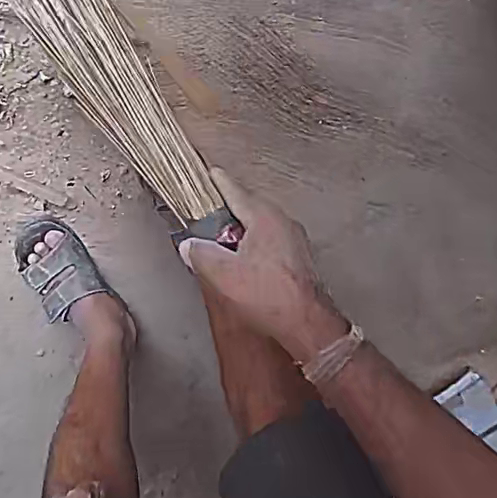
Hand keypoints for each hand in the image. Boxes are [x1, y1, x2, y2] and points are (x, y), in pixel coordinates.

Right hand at [179, 169, 348, 360]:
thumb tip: (189, 246)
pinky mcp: (299, 259)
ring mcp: (295, 240)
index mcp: (264, 217)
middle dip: (227, 211)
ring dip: (241, 232)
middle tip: (207, 215)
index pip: (235, 191)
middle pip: (248, 207)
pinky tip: (245, 264)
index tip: (209, 173)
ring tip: (223, 245)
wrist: (306, 324)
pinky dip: (255, 246)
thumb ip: (200, 253)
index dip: (217, 182)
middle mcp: (283, 222)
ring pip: (260, 226)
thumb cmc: (270, 296)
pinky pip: (271, 242)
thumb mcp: (221, 273)